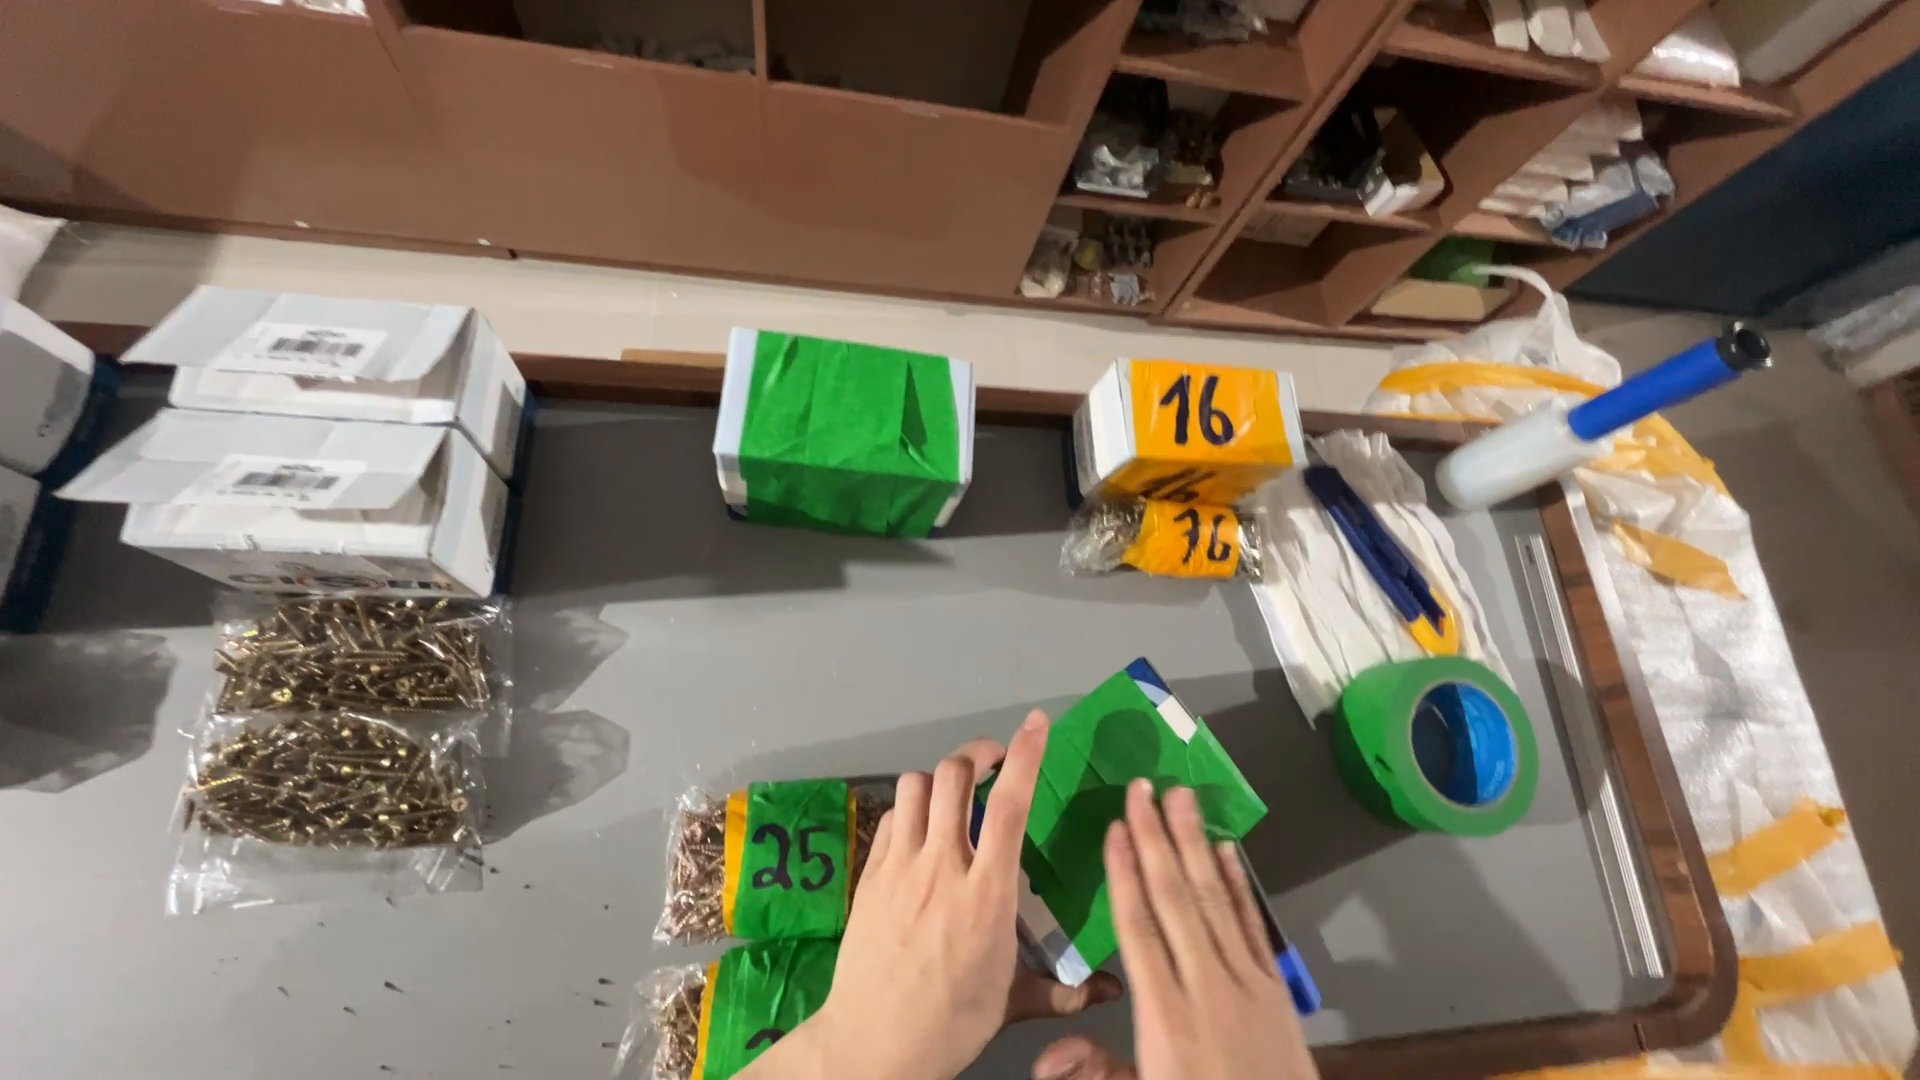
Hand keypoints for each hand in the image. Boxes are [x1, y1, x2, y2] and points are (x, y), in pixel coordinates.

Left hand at [745, 711, 1117, 1079]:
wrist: (871, 1045)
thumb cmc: (949, 1023)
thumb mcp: (1012, 1003)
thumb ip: (1063, 990)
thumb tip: (1110, 990)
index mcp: (988, 893)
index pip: (1011, 806)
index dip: (1026, 755)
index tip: (1036, 723)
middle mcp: (944, 866)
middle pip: (954, 776)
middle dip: (977, 753)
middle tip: (993, 760)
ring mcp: (901, 866)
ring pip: (916, 785)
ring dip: (939, 779)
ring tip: (954, 794)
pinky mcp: (871, 873)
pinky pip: (891, 816)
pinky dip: (909, 809)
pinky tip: (919, 828)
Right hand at [1031, 780, 1318, 1079]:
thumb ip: (1094, 1073)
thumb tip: (1042, 1055)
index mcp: (1165, 1018)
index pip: (1138, 929)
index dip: (1124, 874)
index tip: (1116, 826)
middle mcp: (1204, 988)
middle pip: (1175, 900)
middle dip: (1156, 839)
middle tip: (1144, 787)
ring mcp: (1246, 984)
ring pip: (1213, 901)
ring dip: (1195, 844)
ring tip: (1183, 797)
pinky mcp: (1276, 990)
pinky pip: (1253, 926)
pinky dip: (1239, 885)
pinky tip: (1228, 849)